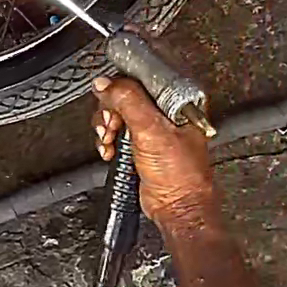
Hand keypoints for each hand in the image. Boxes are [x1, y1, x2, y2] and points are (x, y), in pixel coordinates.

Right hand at [92, 76, 220, 234]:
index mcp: (176, 101)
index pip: (142, 78)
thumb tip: (106, 83)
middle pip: (125, 96)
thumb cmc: (180, 175)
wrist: (176, 209)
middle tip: (111, 125)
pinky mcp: (140, 146)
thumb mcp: (151, 130)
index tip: (109, 96)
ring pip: (117, 115)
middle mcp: (164, 113)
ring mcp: (152, 130)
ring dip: (106, 128)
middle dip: (111, 111)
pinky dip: (107, 141)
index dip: (122, 85)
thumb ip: (128, 101)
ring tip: (109, 141)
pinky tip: (109, 150)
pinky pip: (116, 134)